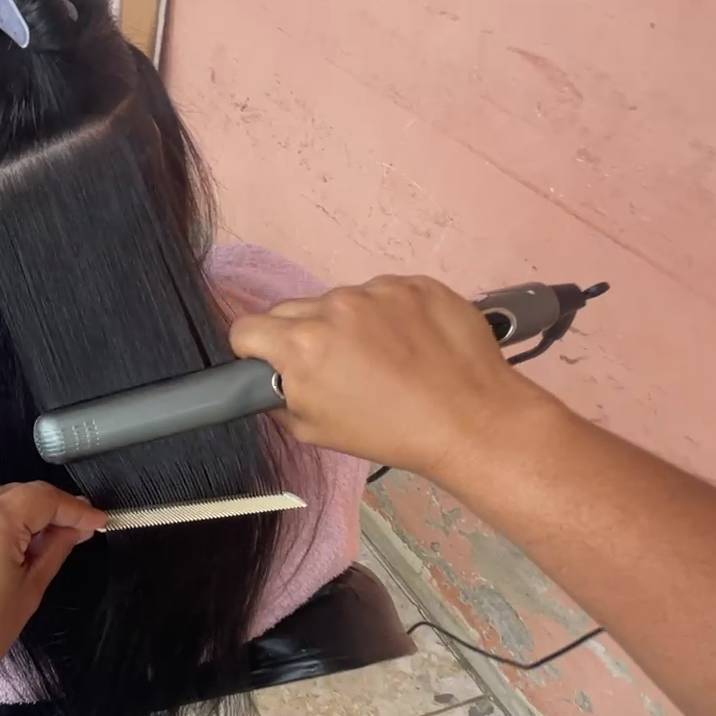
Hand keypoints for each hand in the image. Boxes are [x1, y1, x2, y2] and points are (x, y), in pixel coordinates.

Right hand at [228, 275, 572, 480]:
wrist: (470, 420)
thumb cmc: (385, 431)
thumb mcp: (309, 428)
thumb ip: (277, 394)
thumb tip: (271, 378)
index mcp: (301, 344)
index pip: (244, 328)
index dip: (252, 350)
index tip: (270, 364)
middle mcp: (334, 307)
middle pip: (288, 311)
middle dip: (296, 336)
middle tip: (327, 365)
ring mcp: (377, 290)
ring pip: (336, 301)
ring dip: (342, 323)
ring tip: (376, 355)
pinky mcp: (415, 283)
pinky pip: (379, 293)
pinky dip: (383, 314)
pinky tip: (405, 343)